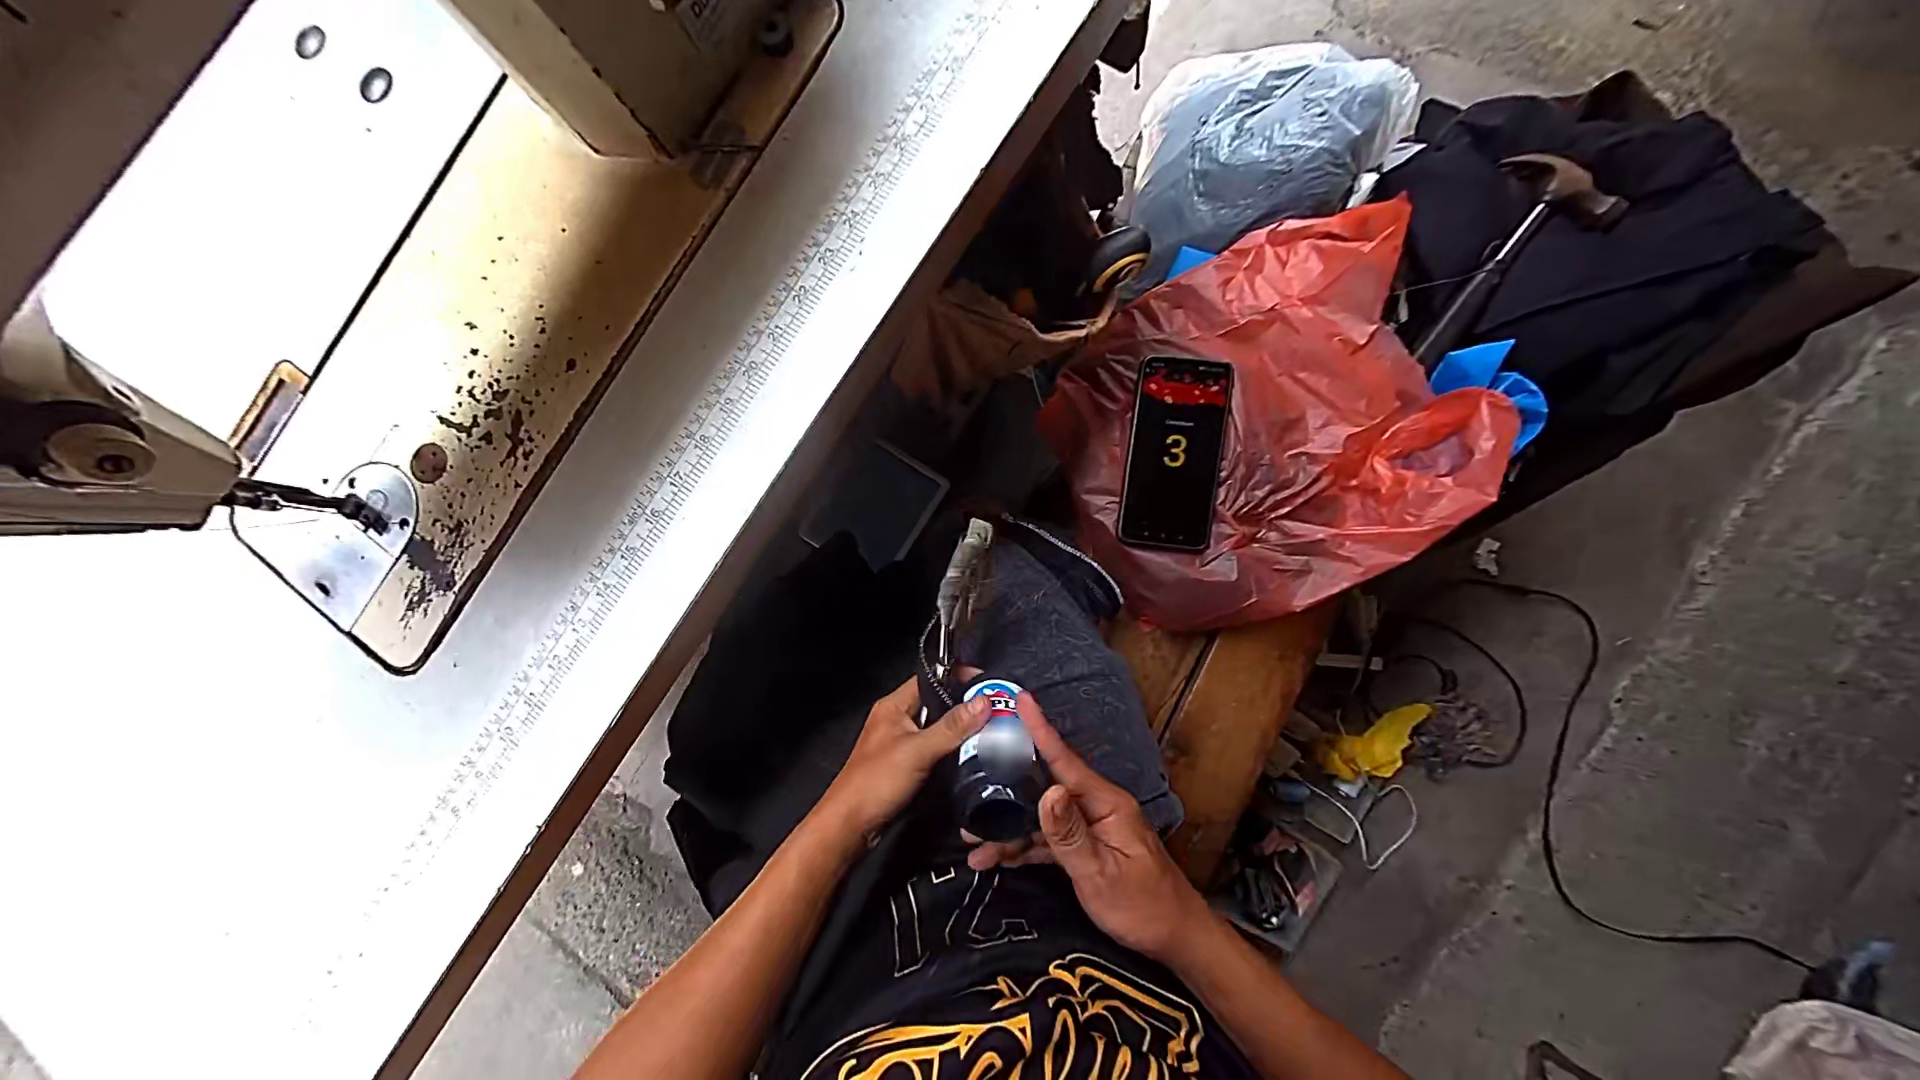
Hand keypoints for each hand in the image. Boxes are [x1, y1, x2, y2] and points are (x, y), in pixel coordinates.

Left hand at [816, 678, 989, 839]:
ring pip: (940, 730)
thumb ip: (952, 726)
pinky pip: (937, 751)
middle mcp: (898, 720)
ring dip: (961, 733)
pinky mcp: (909, 766)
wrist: (850, 826)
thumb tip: (983, 702)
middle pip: (939, 704)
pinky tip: (971, 758)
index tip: (986, 683)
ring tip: (990, 733)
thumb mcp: (918, 750)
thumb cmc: (874, 782)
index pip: (931, 677)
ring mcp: (903, 744)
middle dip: (965, 707)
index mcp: (894, 706)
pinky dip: (953, 753)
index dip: (958, 676)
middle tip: (995, 712)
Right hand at [966, 693, 1211, 961]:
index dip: (1040, 729)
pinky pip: (1047, 838)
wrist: (1176, 937)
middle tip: (971, 796)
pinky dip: (1023, 846)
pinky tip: (998, 856)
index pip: (1065, 759)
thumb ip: (1070, 833)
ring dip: (1009, 829)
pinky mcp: (1084, 846)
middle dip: (1006, 790)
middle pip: (1043, 787)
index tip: (1021, 699)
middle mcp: (1096, 806)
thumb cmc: (1144, 907)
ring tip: (975, 843)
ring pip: (1040, 817)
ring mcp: (1089, 825)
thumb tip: (1047, 791)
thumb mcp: (1101, 873)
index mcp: (1105, 802)